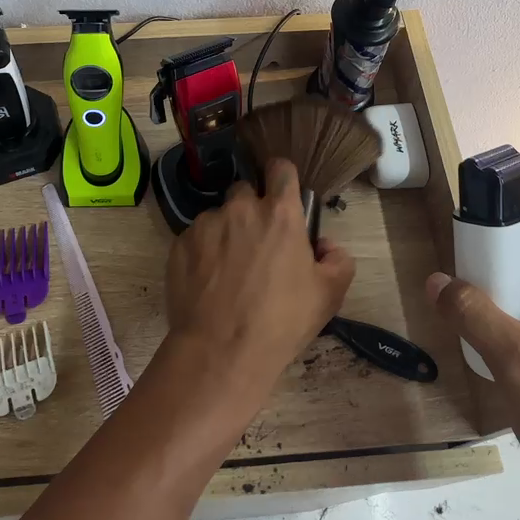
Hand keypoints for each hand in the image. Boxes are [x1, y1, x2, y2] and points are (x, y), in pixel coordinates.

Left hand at [165, 157, 355, 390]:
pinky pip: (195, 238)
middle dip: (251, 210)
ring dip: (226, 233)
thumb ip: (338, 260)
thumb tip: (325, 245)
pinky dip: (203, 253)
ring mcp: (206, 224)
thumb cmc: (281, 322)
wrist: (221, 351)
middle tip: (257, 245)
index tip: (282, 196)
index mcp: (280, 213)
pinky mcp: (180, 243)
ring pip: (219, 217)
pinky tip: (208, 283)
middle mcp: (241, 208)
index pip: (281, 168)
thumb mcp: (328, 295)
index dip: (282, 178)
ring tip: (229, 272)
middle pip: (245, 191)